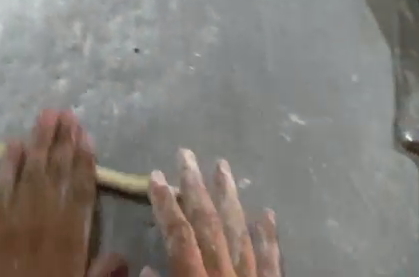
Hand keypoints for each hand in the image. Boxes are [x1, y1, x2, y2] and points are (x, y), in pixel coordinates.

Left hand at [0, 109, 126, 276]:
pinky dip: (8, 162)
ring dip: (39, 141)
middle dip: (63, 140)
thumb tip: (124, 256)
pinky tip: (13, 143)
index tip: (87, 134)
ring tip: (47, 115)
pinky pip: (1, 185)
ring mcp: (15, 217)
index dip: (85, 161)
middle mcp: (43, 219)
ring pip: (31, 170)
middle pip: (56, 172)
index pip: (81, 190)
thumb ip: (100, 273)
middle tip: (67, 112)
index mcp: (69, 237)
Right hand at [143, 150, 279, 276]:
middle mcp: (225, 273)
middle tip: (186, 153)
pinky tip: (267, 213)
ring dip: (229, 196)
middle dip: (195, 187)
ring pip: (240, 232)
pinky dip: (269, 236)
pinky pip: (272, 260)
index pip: (179, 235)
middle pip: (209, 223)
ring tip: (222, 165)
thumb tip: (146, 267)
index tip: (155, 175)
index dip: (165, 205)